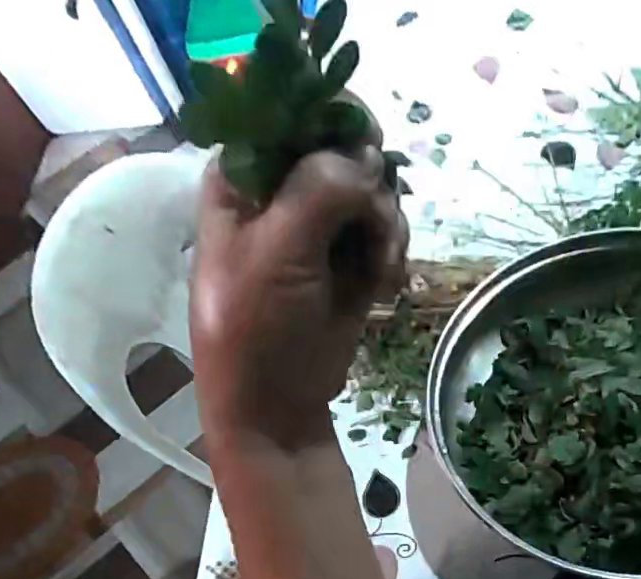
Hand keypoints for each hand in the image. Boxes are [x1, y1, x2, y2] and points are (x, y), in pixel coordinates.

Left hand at [191, 145, 407, 449]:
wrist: (276, 402)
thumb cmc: (255, 326)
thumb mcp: (275, 252)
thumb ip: (318, 192)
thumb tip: (368, 158)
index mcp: (246, 175)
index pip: (293, 112)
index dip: (335, 119)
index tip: (367, 148)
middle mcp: (285, 193)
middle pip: (346, 151)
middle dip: (370, 185)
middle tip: (375, 221)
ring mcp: (322, 230)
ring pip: (374, 196)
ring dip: (387, 227)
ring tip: (380, 268)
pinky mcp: (352, 264)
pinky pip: (386, 236)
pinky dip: (394, 255)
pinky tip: (386, 283)